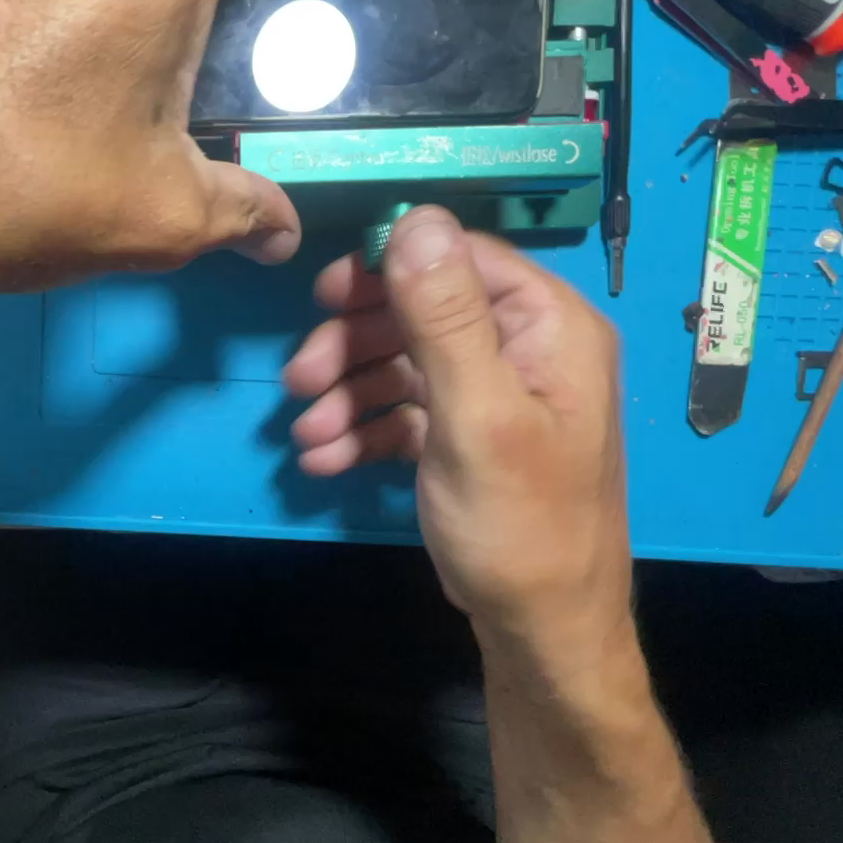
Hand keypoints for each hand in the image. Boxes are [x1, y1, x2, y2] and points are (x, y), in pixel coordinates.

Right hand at [281, 206, 630, 644]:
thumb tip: (414, 218)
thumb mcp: (476, 417)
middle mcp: (517, 350)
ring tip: (306, 435)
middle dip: (352, 347)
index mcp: (544, 327)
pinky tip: (324, 459)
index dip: (389, 269)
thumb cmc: (518, 522)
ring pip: (398, 368)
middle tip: (297, 379)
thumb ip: (444, 319)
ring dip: (345, 397)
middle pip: (418, 315)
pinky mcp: (456, 437)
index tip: (325, 294)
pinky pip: (399, 415)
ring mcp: (484, 396)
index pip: (460, 261)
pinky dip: (360, 431)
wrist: (536, 624)